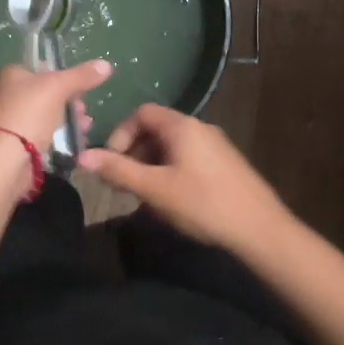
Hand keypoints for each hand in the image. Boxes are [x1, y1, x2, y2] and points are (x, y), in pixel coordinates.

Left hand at [0, 60, 109, 155]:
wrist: (6, 158)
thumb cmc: (29, 113)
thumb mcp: (58, 87)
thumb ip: (82, 76)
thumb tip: (105, 64)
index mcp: (11, 74)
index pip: (41, 69)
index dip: (64, 77)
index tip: (83, 88)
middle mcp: (6, 94)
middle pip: (46, 95)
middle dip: (70, 103)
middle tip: (85, 113)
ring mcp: (9, 120)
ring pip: (45, 117)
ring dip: (68, 122)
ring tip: (85, 129)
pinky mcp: (14, 144)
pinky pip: (41, 136)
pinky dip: (58, 139)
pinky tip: (74, 144)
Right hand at [78, 104, 291, 250]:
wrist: (261, 231)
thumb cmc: (203, 204)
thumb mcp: (153, 188)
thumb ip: (117, 170)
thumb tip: (82, 157)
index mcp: (182, 126)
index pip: (141, 113)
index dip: (120, 134)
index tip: (112, 162)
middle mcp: (200, 128)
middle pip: (155, 130)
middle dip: (133, 155)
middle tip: (122, 185)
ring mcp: (216, 147)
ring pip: (171, 148)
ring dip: (150, 167)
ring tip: (144, 198)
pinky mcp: (225, 166)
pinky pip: (188, 160)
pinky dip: (170, 174)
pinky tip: (170, 203)